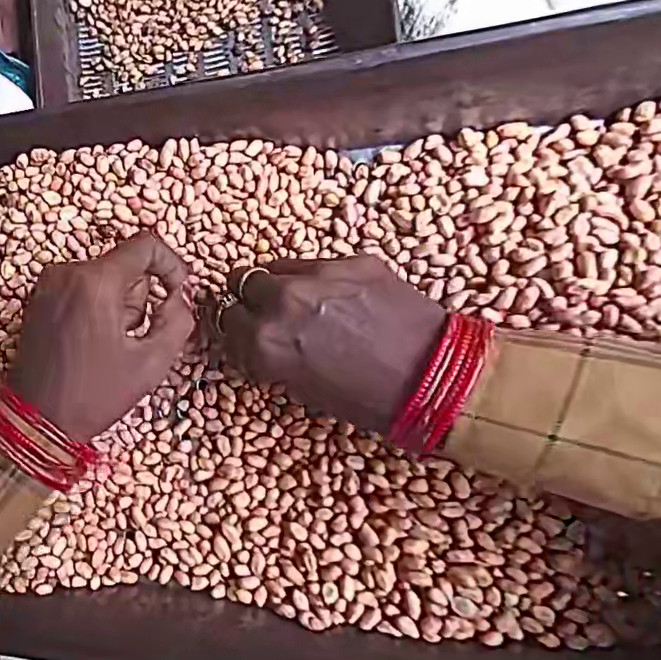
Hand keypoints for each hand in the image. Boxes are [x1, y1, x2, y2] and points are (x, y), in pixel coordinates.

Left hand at [9, 232, 196, 441]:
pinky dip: (97, 309)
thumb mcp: (151, 363)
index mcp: (95, 282)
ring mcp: (49, 284)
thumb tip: (180, 298)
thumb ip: (179, 320)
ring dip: (119, 306)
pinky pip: (83, 289)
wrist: (36, 420)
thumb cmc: (90, 396)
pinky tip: (92, 344)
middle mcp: (67, 273)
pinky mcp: (40, 298)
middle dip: (139, 299)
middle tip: (134, 339)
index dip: (172, 266)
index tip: (178, 293)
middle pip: (125, 265)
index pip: (146, 245)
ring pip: (105, 278)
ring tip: (110, 347)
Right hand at [215, 256, 447, 433]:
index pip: (226, 321)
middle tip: (265, 314)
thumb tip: (259, 341)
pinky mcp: (352, 261)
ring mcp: (318, 276)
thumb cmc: (366, 398)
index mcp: (265, 342)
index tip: (242, 332)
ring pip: (275, 267)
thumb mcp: (301, 388)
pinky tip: (337, 299)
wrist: (434, 377)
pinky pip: (316, 264)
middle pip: (241, 283)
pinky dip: (317, 279)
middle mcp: (283, 303)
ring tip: (297, 303)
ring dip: (277, 284)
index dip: (234, 329)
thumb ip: (271, 356)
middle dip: (250, 300)